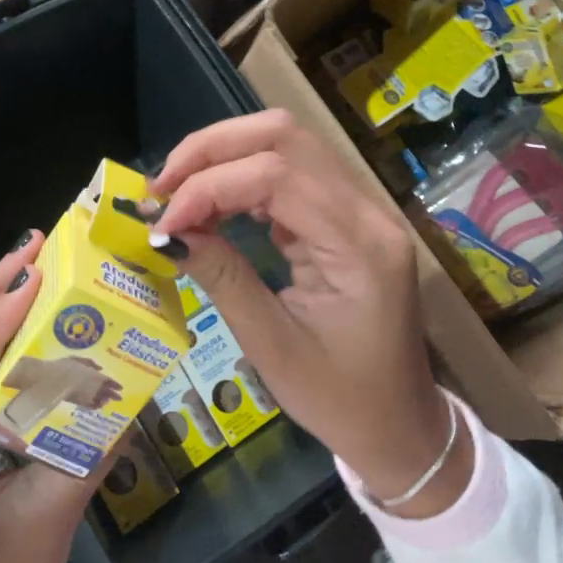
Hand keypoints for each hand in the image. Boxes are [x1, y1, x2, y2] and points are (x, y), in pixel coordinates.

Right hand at [150, 110, 473, 517]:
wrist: (401, 427)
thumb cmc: (340, 399)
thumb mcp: (273, 347)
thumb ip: (222, 278)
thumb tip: (167, 232)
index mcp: (361, 247)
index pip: (275, 177)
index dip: (208, 187)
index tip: (162, 223)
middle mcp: (367, 211)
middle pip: (284, 135)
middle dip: (212, 149)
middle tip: (161, 185)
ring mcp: (360, 207)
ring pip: (286, 141)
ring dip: (223, 155)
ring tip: (176, 190)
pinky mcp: (344, 214)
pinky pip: (289, 169)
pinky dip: (241, 174)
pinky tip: (209, 202)